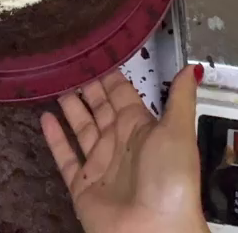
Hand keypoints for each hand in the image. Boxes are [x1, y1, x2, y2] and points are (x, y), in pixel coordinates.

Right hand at [43, 67, 207, 232]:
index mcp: (140, 128)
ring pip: (80, 128)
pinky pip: (65, 157)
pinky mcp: (82, 186)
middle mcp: (118, 143)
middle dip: (86, 86)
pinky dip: (54, 139)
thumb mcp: (179, 132)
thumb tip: (193, 67)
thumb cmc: (170, 179)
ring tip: (54, 81)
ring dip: (69, 106)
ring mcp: (99, 164)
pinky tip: (44, 117)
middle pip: (98, 107)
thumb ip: (180, 98)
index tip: (92, 51)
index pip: (121, 94)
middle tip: (68, 61)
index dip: (107, 74)